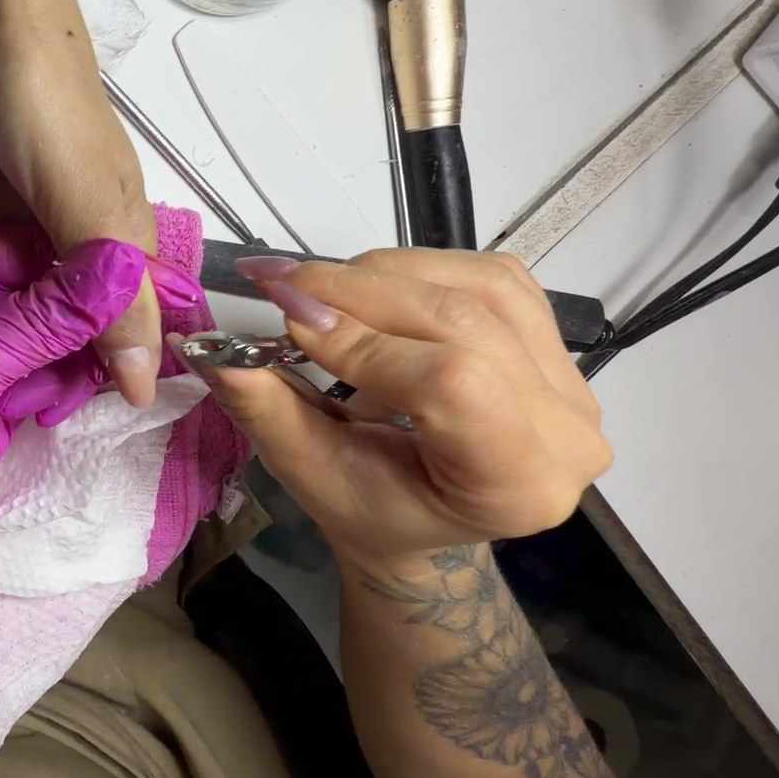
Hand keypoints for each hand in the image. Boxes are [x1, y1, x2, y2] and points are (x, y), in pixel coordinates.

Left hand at [0, 0, 162, 407]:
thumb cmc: (45, 105)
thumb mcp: (82, 200)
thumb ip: (109, 290)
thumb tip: (141, 385)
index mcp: (121, 236)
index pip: (125, 328)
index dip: (99, 376)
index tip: (57, 419)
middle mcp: (82, 230)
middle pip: (71, 312)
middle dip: (43, 357)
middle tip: (2, 407)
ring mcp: (33, 212)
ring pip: (25, 287)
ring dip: (4, 324)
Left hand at [0, 228, 171, 576]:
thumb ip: (46, 317)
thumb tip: (122, 264)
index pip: (39, 241)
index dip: (89, 265)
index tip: (138, 295)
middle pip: (63, 286)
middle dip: (82, 328)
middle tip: (87, 366)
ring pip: (70, 330)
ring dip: (70, 367)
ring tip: (36, 402)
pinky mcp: (10, 382)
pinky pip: (62, 368)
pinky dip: (63, 389)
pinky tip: (38, 416)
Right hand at [175, 250, 611, 565]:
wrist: (423, 509)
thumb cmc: (366, 505)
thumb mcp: (304, 468)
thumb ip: (261, 405)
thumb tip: (206, 347)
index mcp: (513, 483)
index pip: (453, 381)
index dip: (361, 339)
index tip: (284, 318)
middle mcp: (567, 430)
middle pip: (462, 319)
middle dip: (352, 290)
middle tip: (276, 283)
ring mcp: (572, 381)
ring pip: (476, 284)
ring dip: (381, 273)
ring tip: (319, 290)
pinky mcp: (554, 342)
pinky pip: (489, 275)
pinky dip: (417, 268)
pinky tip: (373, 291)